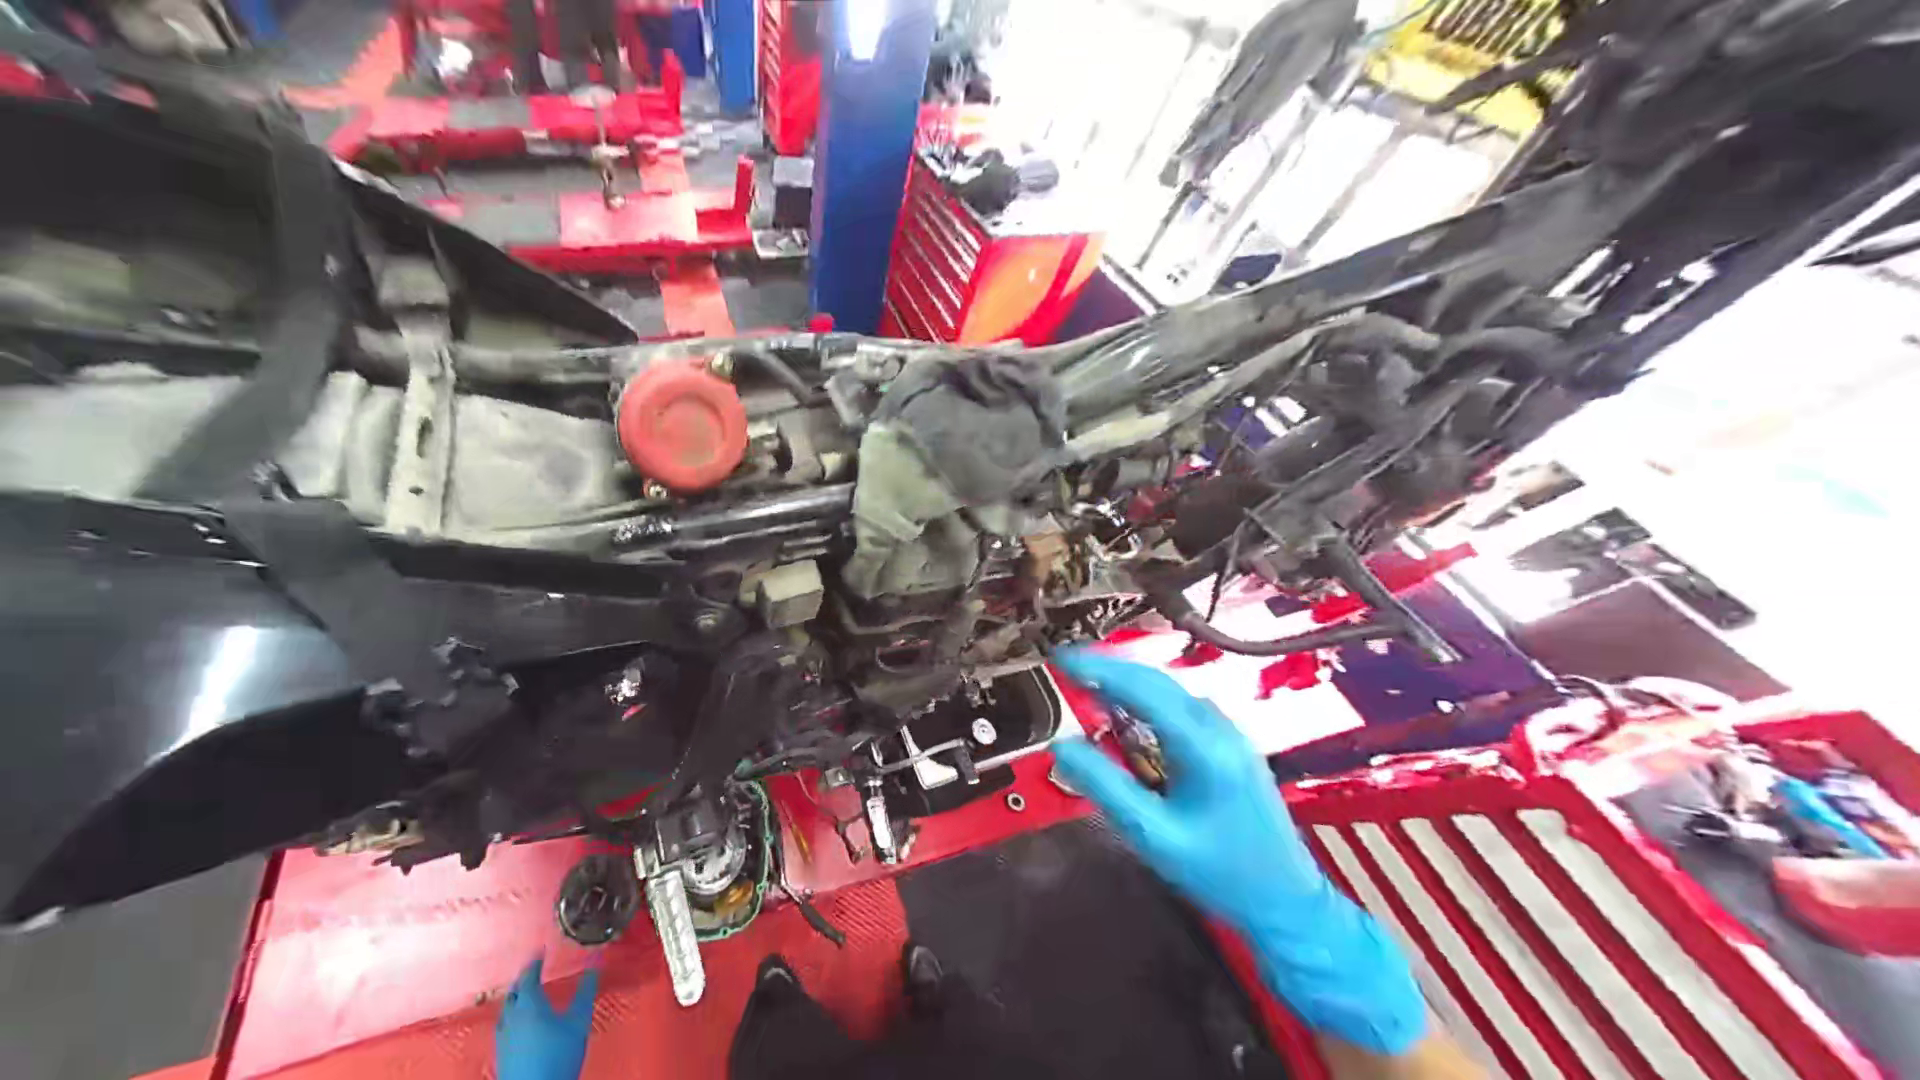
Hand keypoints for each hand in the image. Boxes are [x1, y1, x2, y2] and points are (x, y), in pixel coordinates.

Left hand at [496, 956, 597, 1079]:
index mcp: (528, 1005)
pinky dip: (514, 1013)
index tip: (542, 950)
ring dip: (517, 996)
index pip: (528, 977)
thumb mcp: (579, 1020)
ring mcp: (503, 1038)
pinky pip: (505, 1024)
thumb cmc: (559, 1054)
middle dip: (524, 978)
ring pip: (507, 1009)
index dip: (535, 961)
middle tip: (536, 968)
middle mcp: (511, 1018)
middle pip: (514, 992)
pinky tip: (523, 1020)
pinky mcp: (501, 1054)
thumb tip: (596, 961)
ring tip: (529, 991)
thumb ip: (586, 989)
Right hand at [1050, 647, 1427, 1055]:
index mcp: (1204, 746)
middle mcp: (1220, 729)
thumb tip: (1063, 748)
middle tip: (1065, 666)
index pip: (1142, 688)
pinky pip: (1179, 705)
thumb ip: (1106, 788)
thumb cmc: (1221, 873)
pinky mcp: (1229, 743)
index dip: (1097, 668)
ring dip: (1126, 681)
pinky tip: (1126, 708)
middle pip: (1155, 680)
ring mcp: (1229, 733)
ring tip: (1086, 682)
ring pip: (1168, 689)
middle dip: (1107, 667)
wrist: (1285, 900)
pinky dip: (1144, 698)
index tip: (1061, 658)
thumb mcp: (1154, 836)